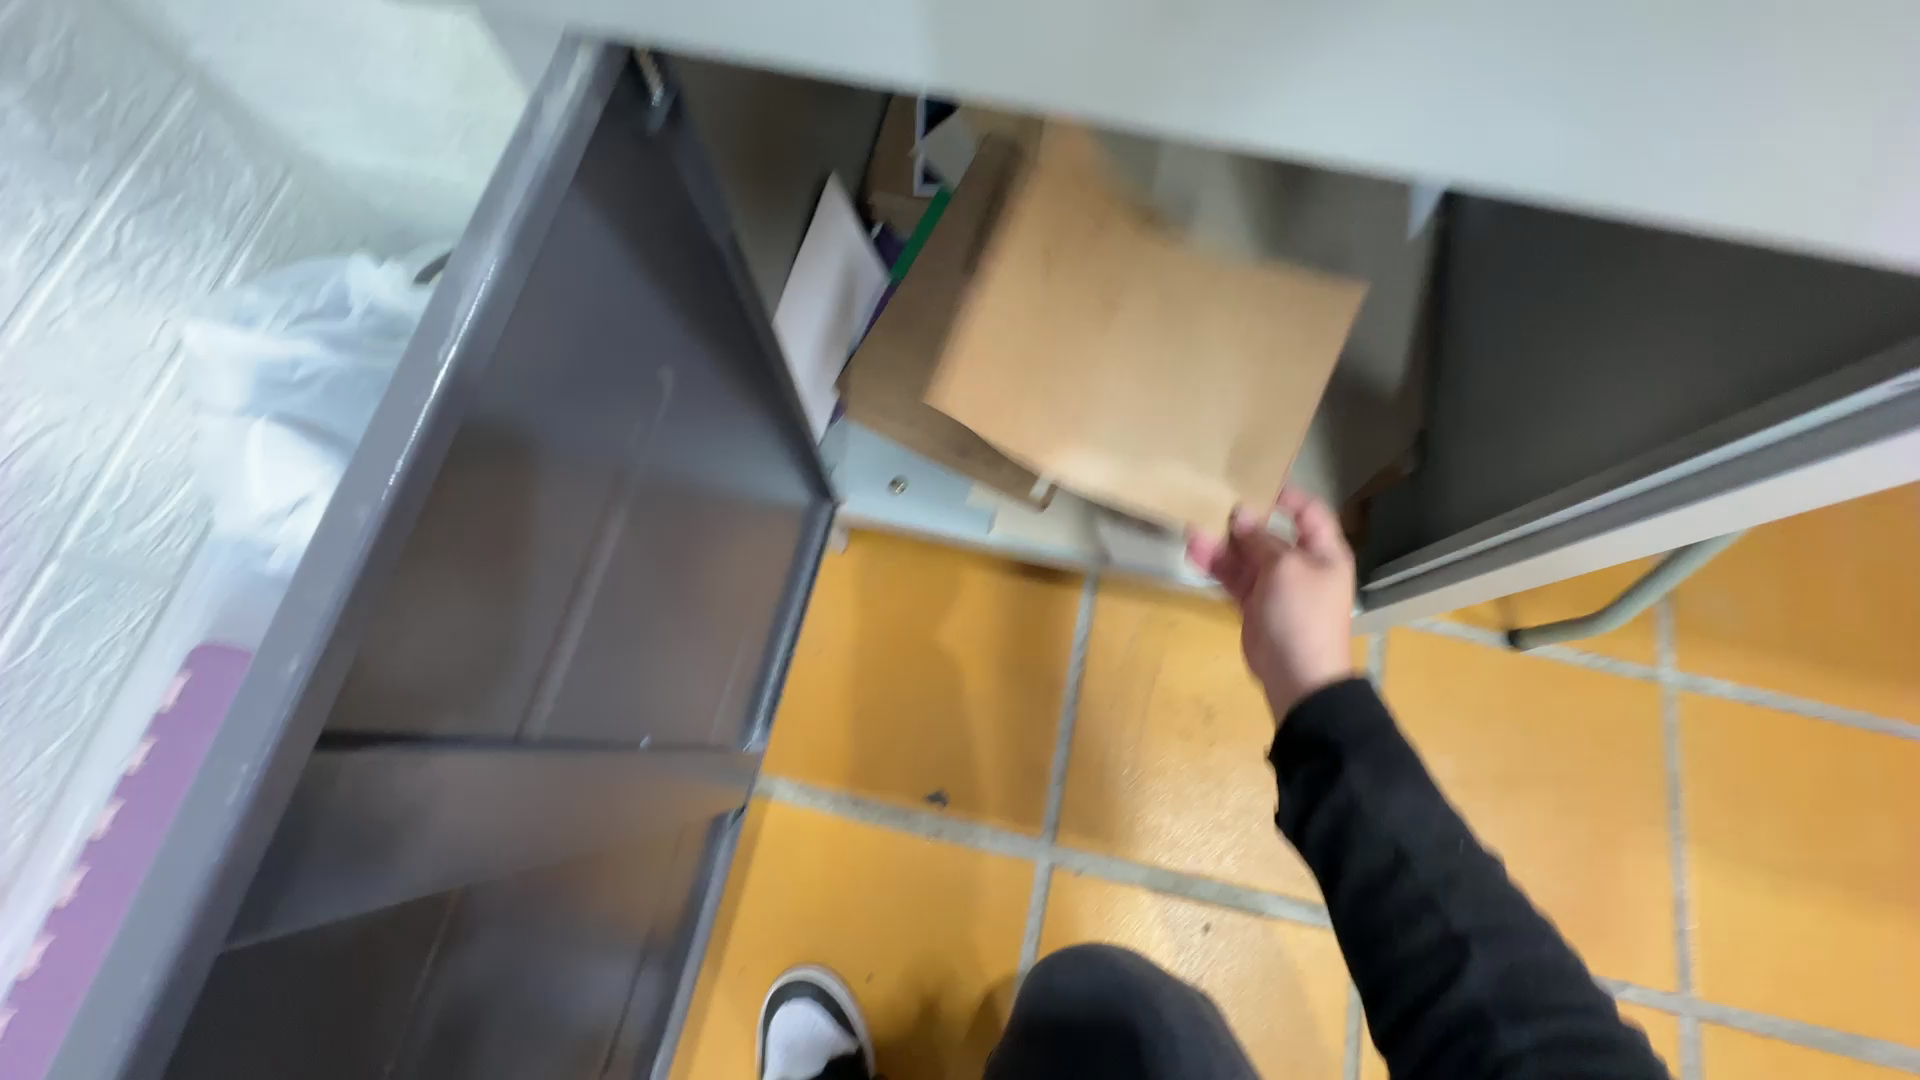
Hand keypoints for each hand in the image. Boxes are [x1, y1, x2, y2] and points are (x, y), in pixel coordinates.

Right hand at [1186, 486, 1356, 719]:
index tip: (1255, 483)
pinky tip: (1194, 552)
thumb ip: (1261, 540)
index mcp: (1323, 551)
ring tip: (1192, 529)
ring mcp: (1274, 585)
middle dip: (1241, 521)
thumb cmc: (1302, 614)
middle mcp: (1299, 564)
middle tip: (1212, 504)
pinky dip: (1215, 565)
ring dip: (1220, 543)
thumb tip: (1242, 514)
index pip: (1309, 512)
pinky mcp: (1252, 603)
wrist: (1299, 674)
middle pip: (1268, 533)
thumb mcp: (1285, 568)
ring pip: (1244, 556)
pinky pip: (1232, 577)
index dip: (1286, 496)